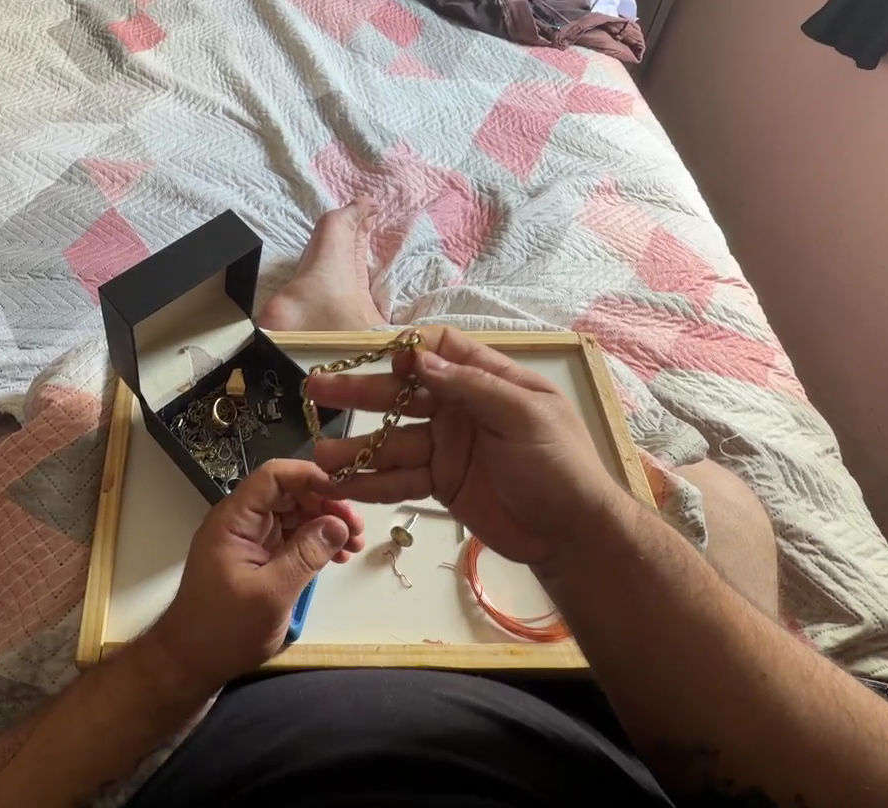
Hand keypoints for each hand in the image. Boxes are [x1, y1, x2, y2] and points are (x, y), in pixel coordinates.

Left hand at [148, 459, 364, 693]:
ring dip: (324, 524)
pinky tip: (337, 556)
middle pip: (287, 493)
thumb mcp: (271, 594)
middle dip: (325, 503)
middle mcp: (241, 521)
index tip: (344, 492)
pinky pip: (289, 537)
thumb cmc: (225, 629)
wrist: (190, 663)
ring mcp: (249, 540)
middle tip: (357, 527)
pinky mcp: (257, 558)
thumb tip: (339, 523)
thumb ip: (306, 555)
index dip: (310, 476)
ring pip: (292, 514)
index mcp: (235, 519)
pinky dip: (314, 543)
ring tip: (354, 544)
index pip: (273, 477)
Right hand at [306, 327, 622, 568]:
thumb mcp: (524, 416)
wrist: (572, 536)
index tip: (384, 364)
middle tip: (316, 390)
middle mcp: (459, 408)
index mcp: (486, 381)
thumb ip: (470, 387)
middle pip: (402, 394)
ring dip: (357, 448)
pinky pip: (399, 478)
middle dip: (359, 393)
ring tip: (320, 457)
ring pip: (393, 440)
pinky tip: (341, 486)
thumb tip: (416, 361)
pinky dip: (371, 483)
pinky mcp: (438, 482)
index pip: (439, 351)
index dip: (409, 354)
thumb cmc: (558, 465)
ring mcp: (446, 446)